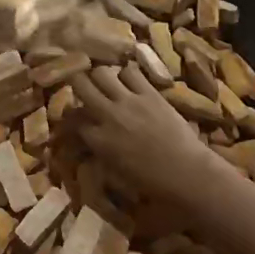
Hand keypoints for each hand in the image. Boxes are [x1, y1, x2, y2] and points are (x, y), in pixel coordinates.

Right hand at [71, 64, 232, 199]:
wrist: (185, 172)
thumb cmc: (150, 181)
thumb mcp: (114, 169)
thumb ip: (99, 148)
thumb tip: (90, 134)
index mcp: (98, 140)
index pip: (73, 118)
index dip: (70, 114)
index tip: (73, 113)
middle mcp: (108, 115)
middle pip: (81, 85)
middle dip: (78, 82)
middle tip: (82, 84)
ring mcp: (129, 101)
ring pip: (102, 73)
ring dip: (101, 76)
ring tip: (106, 81)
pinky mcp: (150, 93)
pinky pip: (131, 72)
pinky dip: (126, 74)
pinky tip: (130, 81)